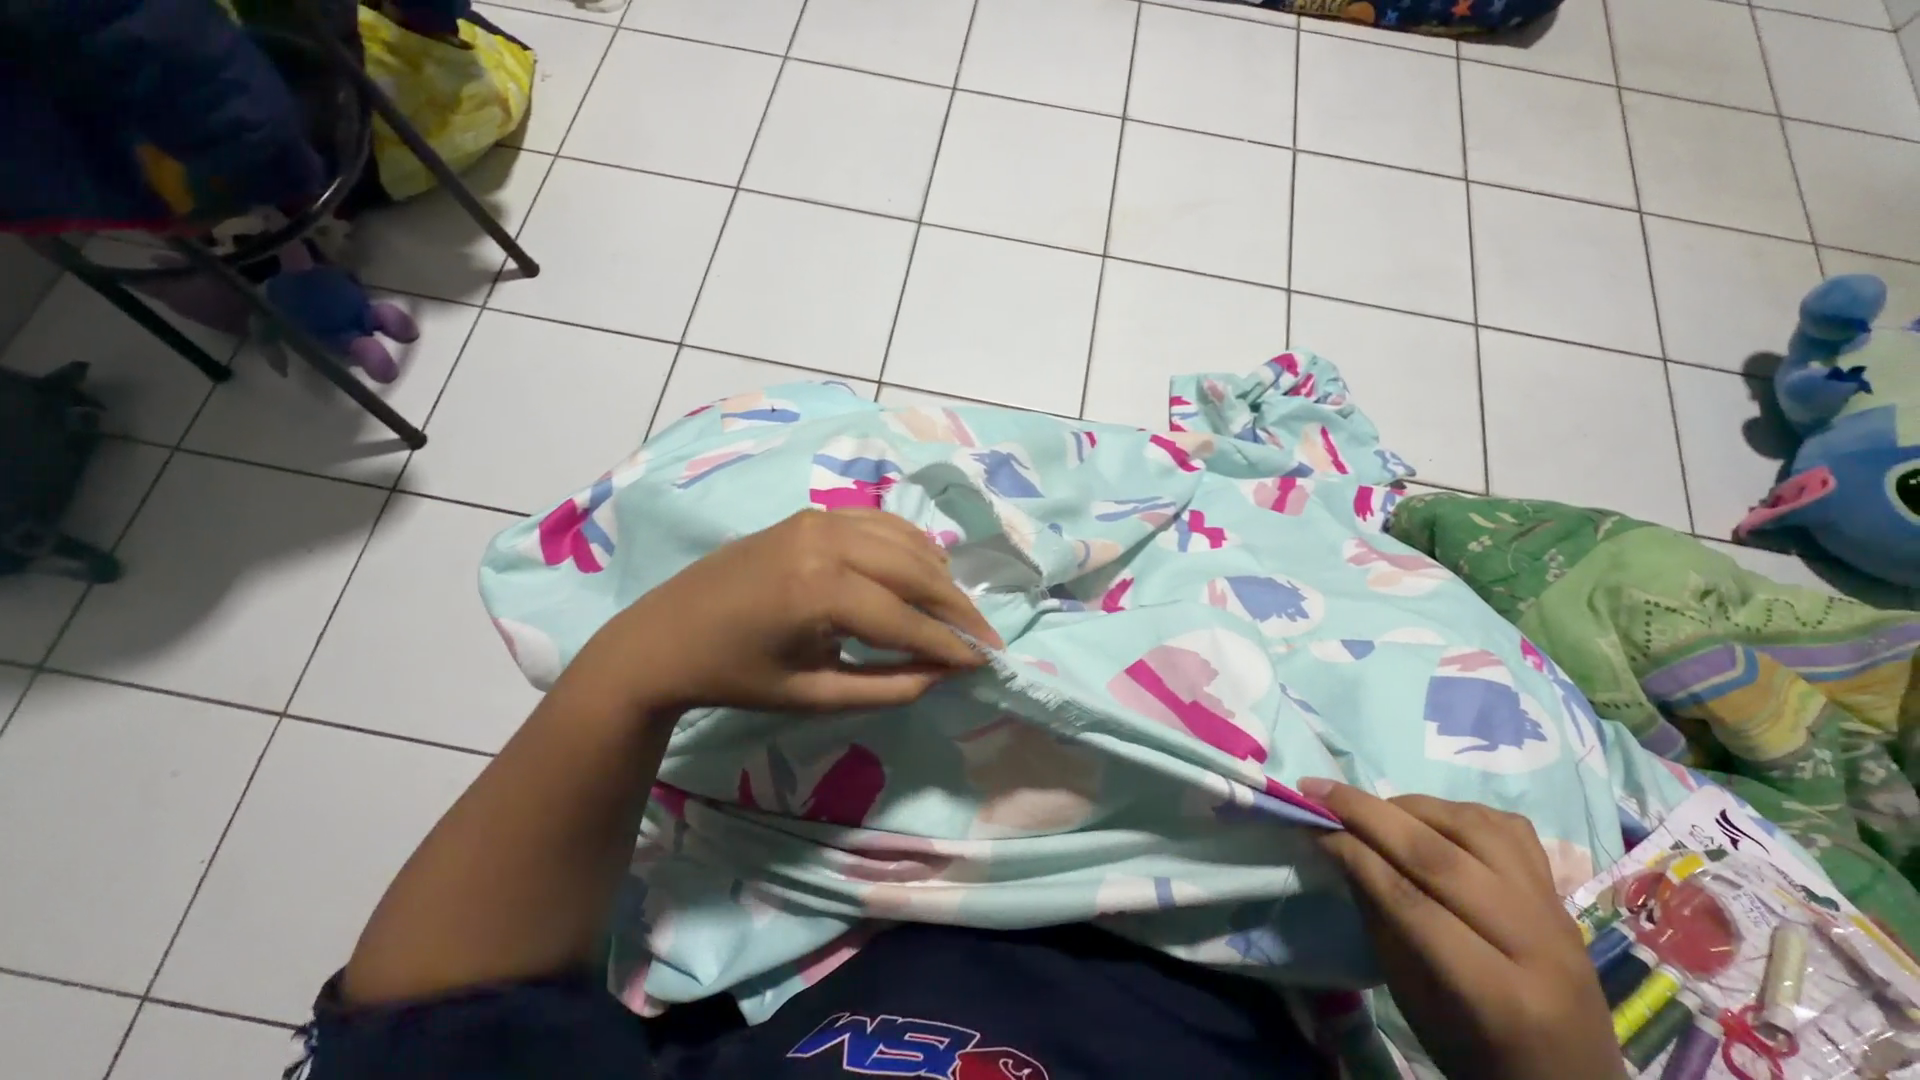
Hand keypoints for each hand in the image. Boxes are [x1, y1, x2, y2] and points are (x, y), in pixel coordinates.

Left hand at [588, 508, 1001, 713]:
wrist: (666, 635)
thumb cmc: (736, 676)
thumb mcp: (814, 695)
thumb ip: (888, 686)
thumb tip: (944, 672)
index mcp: (820, 591)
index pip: (907, 619)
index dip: (951, 644)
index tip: (987, 662)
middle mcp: (827, 540)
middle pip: (917, 571)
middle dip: (957, 608)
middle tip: (985, 640)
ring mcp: (820, 519)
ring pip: (906, 540)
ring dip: (938, 576)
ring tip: (956, 614)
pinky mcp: (814, 514)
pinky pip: (881, 523)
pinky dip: (911, 547)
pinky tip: (923, 573)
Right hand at [1299, 780, 1623, 1079]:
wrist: (1570, 1078)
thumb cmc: (1476, 1053)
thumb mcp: (1415, 1002)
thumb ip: (1382, 921)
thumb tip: (1341, 848)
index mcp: (1495, 993)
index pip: (1411, 902)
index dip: (1355, 856)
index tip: (1313, 826)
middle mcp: (1535, 942)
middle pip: (1441, 857)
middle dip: (1370, 815)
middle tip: (1321, 791)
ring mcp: (1555, 912)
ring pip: (1477, 828)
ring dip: (1413, 806)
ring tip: (1373, 808)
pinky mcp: (1561, 894)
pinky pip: (1509, 829)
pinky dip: (1459, 811)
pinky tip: (1428, 818)